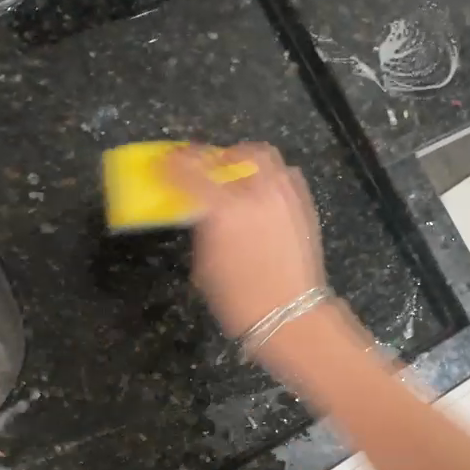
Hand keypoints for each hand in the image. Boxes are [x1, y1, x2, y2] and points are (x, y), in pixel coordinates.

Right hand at [165, 143, 326, 338]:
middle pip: (229, 154)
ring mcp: (284, 196)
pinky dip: (270, 175)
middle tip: (203, 168)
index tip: (165, 161)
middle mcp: (255, 193)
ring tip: (236, 174)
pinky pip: (286, 174)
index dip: (173, 162)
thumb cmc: (240, 301)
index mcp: (222, 210)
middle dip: (212, 156)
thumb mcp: (205, 267)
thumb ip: (203, 230)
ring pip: (263, 155)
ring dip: (244, 159)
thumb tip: (203, 213)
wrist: (290, 316)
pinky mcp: (304, 205)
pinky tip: (262, 192)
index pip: (190, 170)